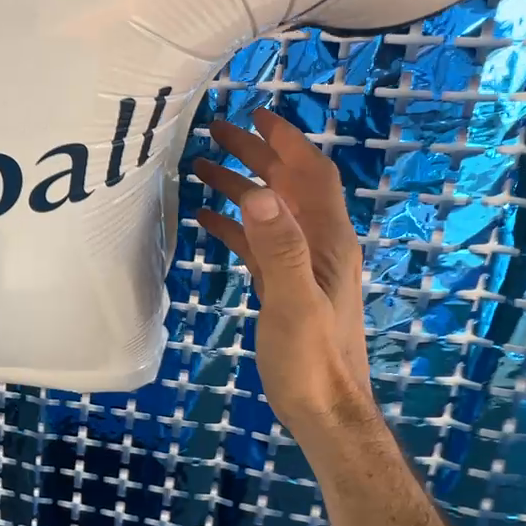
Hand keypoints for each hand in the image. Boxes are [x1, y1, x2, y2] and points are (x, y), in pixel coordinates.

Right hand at [193, 109, 374, 436]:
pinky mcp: (283, 285)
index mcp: (327, 241)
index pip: (312, 176)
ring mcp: (301, 266)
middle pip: (288, 186)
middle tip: (214, 130)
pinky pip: (256, 241)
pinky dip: (233, 222)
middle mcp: (317, 246)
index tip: (256, 114)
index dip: (288, 142)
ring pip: (269, 211)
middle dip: (256, 154)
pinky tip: (204, 217)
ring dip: (240, 185)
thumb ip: (277, 247)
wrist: (325, 412)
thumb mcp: (292, 301)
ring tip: (198, 165)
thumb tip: (256, 191)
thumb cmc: (312, 358)